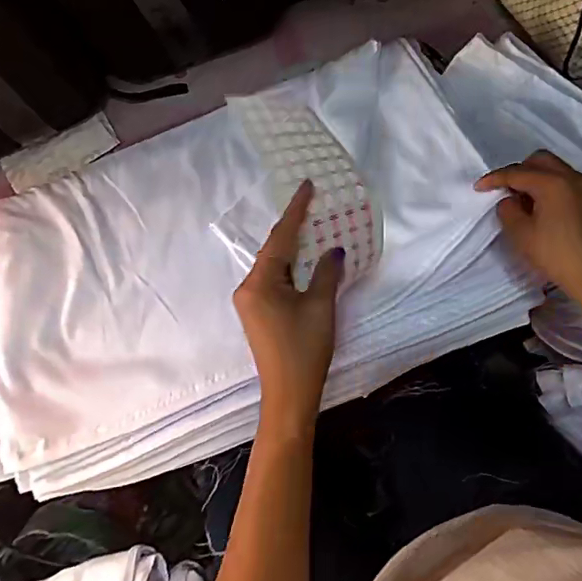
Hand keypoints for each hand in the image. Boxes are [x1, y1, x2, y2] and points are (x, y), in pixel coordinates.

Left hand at [233, 181, 344, 429]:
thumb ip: (326, 272)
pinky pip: (273, 280)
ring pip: (273, 266)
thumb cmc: (305, 349)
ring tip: (312, 226)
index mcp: (259, 282)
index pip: (280, 237)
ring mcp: (249, 302)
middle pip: (273, 250)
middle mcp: (248, 287)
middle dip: (293, 228)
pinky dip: (289, 268)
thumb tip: (333, 249)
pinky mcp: (257, 314)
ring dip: (292, 248)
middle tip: (313, 204)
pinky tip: (303, 261)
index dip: (295, 210)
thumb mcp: (321, 307)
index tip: (306, 185)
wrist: (288, 394)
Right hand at [475, 151, 581, 320]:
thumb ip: (508, 210)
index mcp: (553, 183)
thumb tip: (509, 200)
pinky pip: (568, 182)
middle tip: (504, 190)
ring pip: (556, 169)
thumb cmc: (555, 255)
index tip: (479, 187)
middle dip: (518, 171)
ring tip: (523, 200)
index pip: (517, 173)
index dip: (495, 179)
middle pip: (540, 161)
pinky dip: (551, 186)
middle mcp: (573, 178)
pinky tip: (543, 207)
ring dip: (536, 178)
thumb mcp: (521, 234)